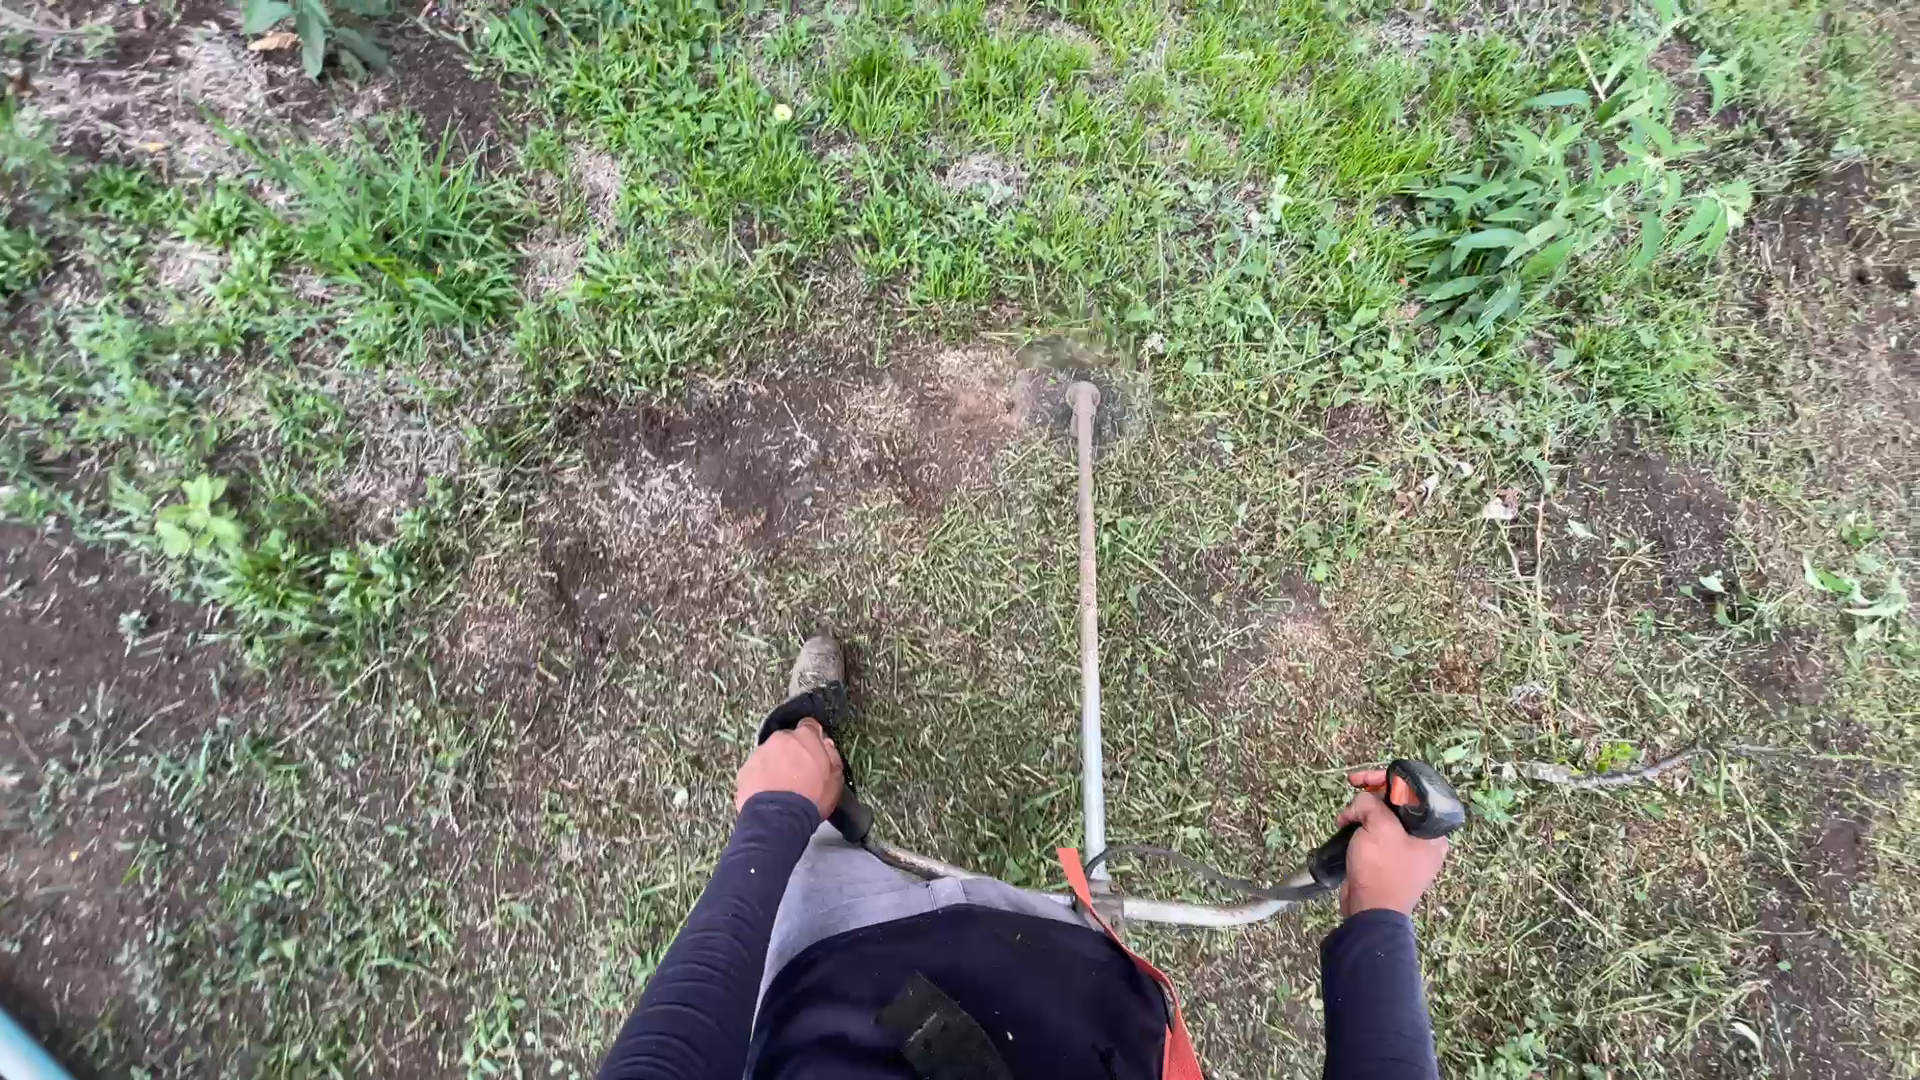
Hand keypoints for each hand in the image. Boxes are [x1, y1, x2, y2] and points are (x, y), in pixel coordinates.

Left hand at [735, 718, 842, 820]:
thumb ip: (832, 756)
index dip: (812, 737)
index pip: (809, 725)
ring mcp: (760, 753)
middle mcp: (781, 739)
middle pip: (787, 740)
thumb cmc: (811, 798)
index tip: (813, 750)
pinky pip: (755, 770)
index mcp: (805, 737)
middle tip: (797, 773)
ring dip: (775, 764)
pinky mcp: (745, 770)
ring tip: (781, 787)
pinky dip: (760, 778)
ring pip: (770, 754)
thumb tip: (826, 744)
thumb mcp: (835, 779)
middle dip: (792, 752)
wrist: (778, 818)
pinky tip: (767, 794)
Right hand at [1335, 769, 1448, 916]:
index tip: (1360, 779)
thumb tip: (1363, 801)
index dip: (1385, 779)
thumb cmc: (1382, 868)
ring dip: (1360, 810)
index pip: (1411, 792)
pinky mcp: (1387, 857)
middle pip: (1395, 802)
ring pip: (1381, 815)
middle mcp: (1423, 838)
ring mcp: (1405, 849)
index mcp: (1432, 832)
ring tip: (1344, 819)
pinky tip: (1345, 826)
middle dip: (1369, 795)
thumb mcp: (1379, 827)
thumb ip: (1372, 803)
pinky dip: (1359, 824)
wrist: (1371, 910)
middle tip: (1351, 789)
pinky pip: (1374, 830)